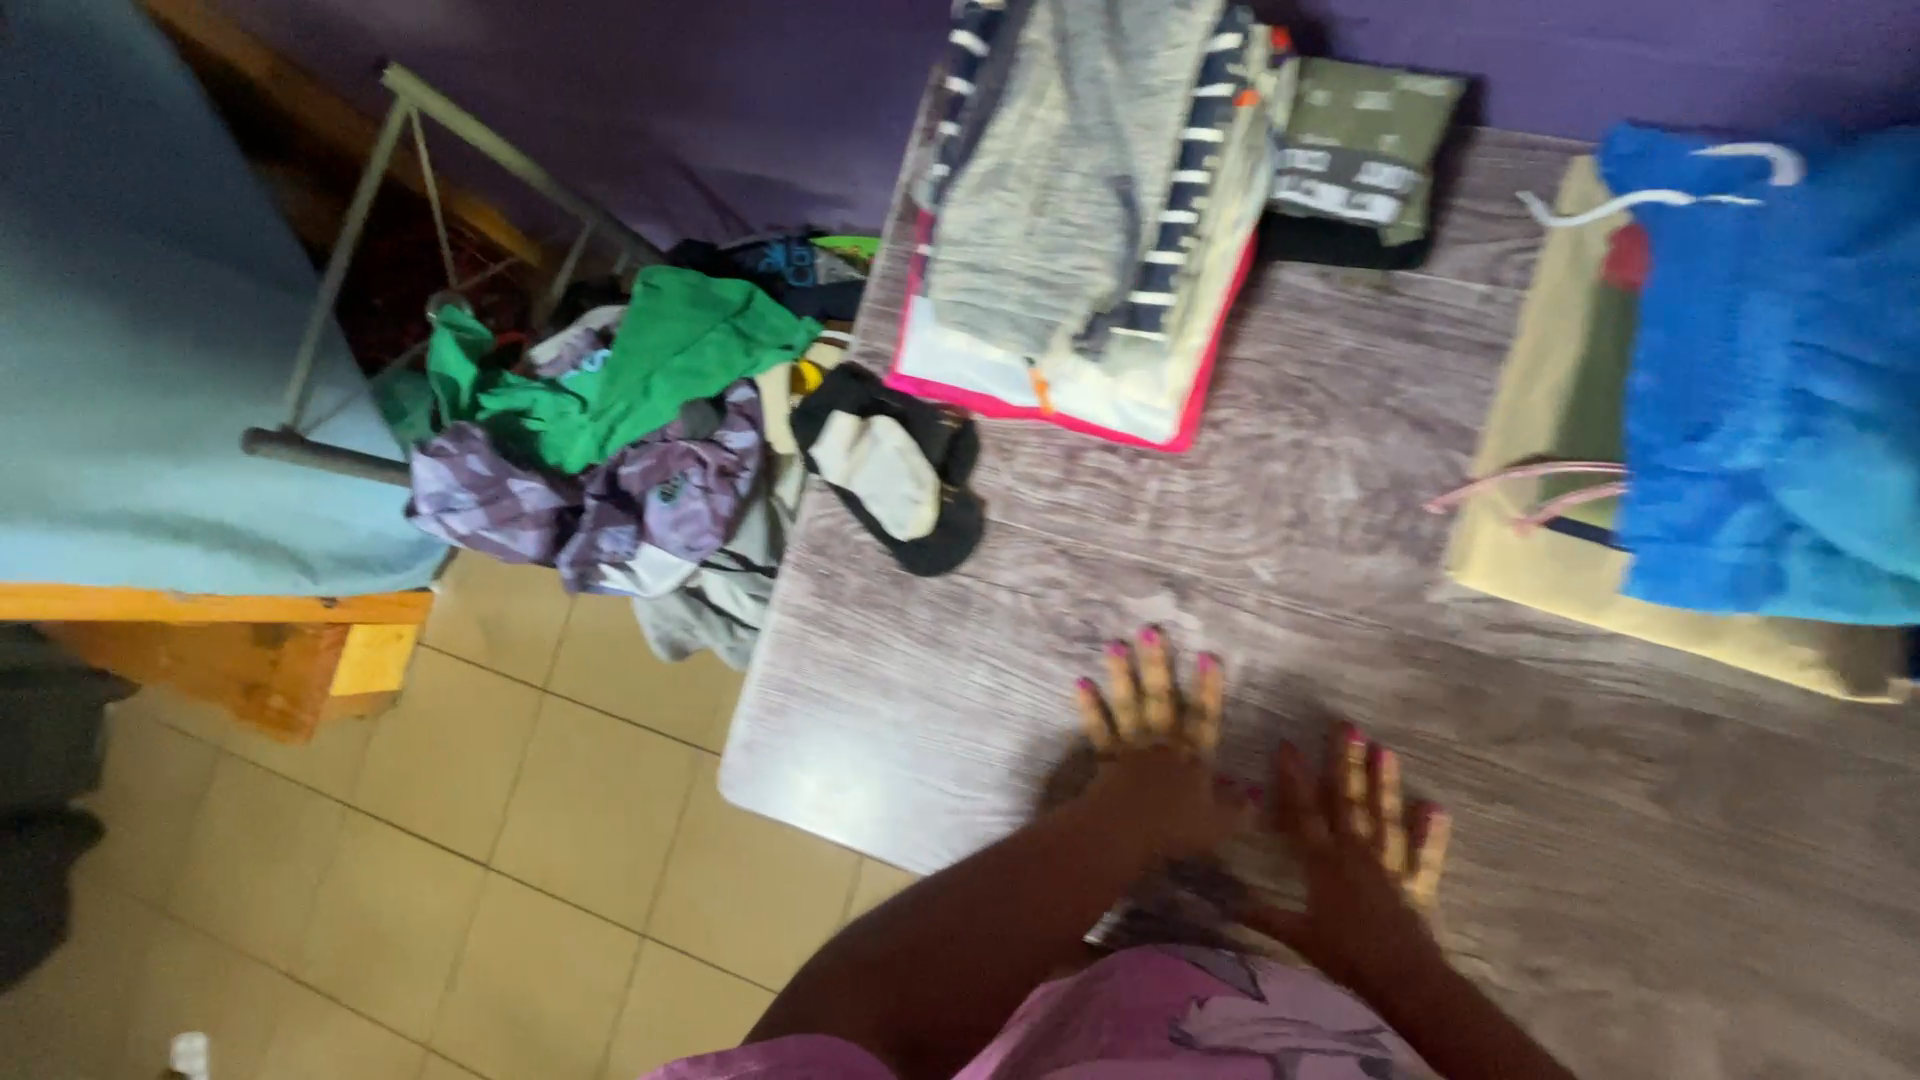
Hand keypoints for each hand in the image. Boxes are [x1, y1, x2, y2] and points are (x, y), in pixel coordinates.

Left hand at [1072, 626, 1248, 860]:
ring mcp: (1131, 746)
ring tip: (1115, 644)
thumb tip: (1255, 793)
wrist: (1124, 834)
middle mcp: (1161, 744)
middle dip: (1157, 664)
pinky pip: (1099, 727)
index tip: (1209, 655)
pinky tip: (1080, 682)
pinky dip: (1090, 706)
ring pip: (1129, 705)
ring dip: (1122, 674)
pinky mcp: (1106, 756)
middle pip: (1161, 699)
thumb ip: (1237, 809)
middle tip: (1150, 631)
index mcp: (1191, 758)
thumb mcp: (1217, 826)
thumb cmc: (1173, 831)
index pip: (1204, 718)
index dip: (1209, 689)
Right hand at [1240, 721, 1452, 995]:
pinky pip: (1424, 854)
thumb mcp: (1297, 937)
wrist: (1406, 983)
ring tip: (1384, 749)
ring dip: (1384, 783)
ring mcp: (1389, 865)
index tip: (1287, 744)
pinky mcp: (1416, 883)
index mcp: (1323, 862)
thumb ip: (1263, 915)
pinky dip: (1430, 833)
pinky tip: (1435, 806)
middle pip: (1348, 801)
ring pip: (1383, 817)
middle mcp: (1355, 853)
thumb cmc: (1347, 957)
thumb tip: (1221, 901)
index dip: (1294, 778)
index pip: (1304, 812)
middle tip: (1347, 726)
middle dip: (1344, 762)